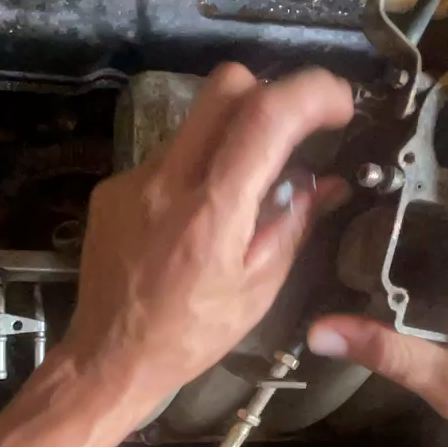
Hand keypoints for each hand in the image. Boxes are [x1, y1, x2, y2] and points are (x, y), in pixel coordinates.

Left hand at [58, 65, 352, 406]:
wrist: (109, 359)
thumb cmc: (189, 337)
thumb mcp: (256, 292)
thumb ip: (293, 227)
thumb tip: (328, 182)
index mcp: (211, 213)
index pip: (265, 115)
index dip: (313, 92)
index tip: (338, 105)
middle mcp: (165, 182)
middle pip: (224, 87)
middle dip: (270, 95)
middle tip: (290, 135)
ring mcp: (131, 181)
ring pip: (193, 123)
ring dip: (228, 140)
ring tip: (239, 193)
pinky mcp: (110, 190)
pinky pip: (165, 157)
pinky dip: (192, 170)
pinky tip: (192, 216)